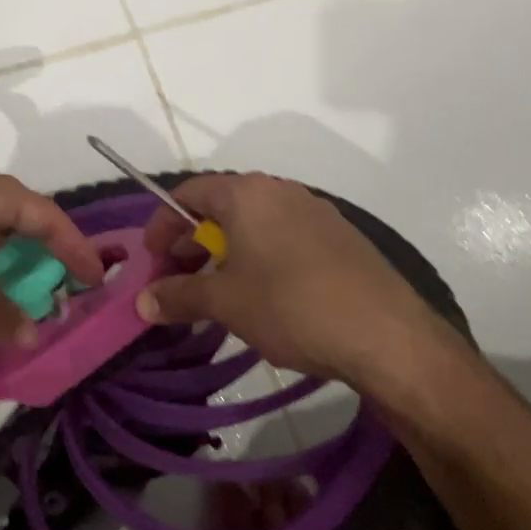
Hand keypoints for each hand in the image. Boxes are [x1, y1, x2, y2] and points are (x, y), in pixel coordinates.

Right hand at [136, 173, 450, 392]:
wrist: (387, 337)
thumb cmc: (291, 306)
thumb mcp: (225, 303)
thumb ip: (178, 296)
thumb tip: (142, 302)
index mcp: (248, 194)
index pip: (188, 193)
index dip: (161, 224)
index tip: (150, 260)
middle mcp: (281, 192)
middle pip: (220, 208)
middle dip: (191, 244)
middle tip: (176, 282)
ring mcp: (316, 213)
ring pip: (254, 226)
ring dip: (225, 256)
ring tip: (215, 296)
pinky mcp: (341, 241)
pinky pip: (283, 241)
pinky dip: (259, 261)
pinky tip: (262, 300)